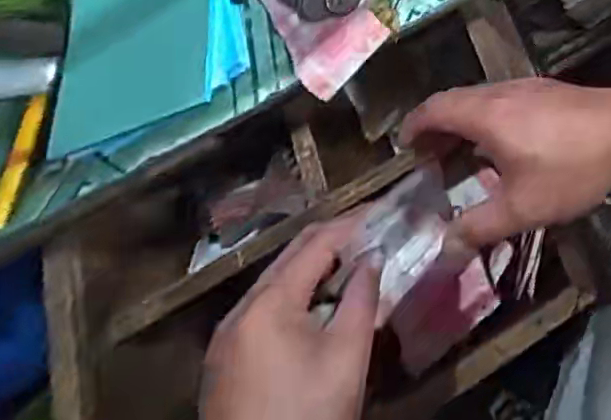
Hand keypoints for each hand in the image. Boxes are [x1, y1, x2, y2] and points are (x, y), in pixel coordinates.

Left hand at [201, 219, 378, 419]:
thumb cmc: (310, 415)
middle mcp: (238, 313)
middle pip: (291, 256)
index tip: (386, 211)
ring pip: (276, 280)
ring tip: (356, 258)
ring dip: (315, 263)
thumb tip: (372, 258)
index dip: (354, 224)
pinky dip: (297, 291)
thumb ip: (363, 295)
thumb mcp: (348, 353)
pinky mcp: (224, 362)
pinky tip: (323, 297)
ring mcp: (225, 340)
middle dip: (335, 237)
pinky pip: (264, 307)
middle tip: (374, 227)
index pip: (316, 244)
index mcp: (267, 306)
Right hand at [399, 78, 610, 247]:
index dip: (414, 126)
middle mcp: (504, 91)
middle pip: (458, 101)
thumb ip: (479, 227)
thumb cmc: (571, 166)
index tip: (404, 148)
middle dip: (439, 129)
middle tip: (431, 163)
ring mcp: (532, 87)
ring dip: (468, 125)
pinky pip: (508, 102)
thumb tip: (445, 248)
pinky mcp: (553, 92)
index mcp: (487, 112)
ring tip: (467, 160)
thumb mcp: (522, 207)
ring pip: (485, 101)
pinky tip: (509, 151)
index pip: (435, 107)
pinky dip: (493, 121)